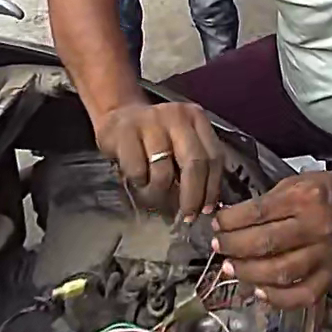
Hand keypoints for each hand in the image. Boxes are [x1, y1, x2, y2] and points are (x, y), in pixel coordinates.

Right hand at [93, 101, 224, 219]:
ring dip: (160, 192)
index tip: (207, 209)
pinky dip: (139, 182)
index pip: (214, 156)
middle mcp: (176, 115)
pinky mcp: (125, 131)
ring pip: (164, 171)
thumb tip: (208, 202)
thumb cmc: (154, 136)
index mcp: (195, 117)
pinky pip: (138, 171)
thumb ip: (197, 161)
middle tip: (188, 216)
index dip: (212, 187)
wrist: (117, 117)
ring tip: (155, 195)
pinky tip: (137, 179)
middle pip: (195, 162)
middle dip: (193, 196)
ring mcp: (150, 121)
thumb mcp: (180, 140)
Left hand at [211, 171, 331, 308]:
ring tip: (231, 269)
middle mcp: (316, 226)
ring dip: (250, 273)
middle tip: (218, 248)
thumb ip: (262, 205)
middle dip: (235, 247)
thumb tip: (227, 225)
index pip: (259, 212)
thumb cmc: (315, 192)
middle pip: (268, 242)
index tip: (215, 225)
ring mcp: (326, 253)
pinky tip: (259, 292)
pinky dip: (279, 298)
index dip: (232, 221)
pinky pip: (305, 294)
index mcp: (302, 198)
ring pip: (282, 271)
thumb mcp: (288, 185)